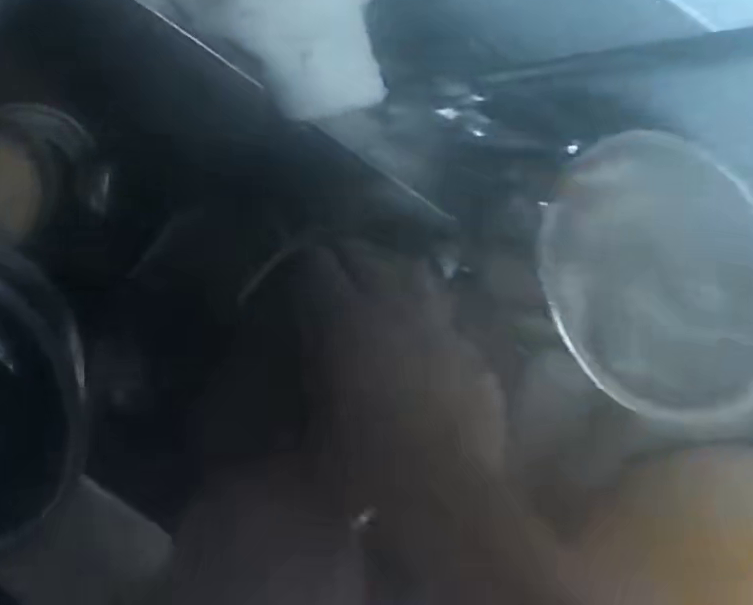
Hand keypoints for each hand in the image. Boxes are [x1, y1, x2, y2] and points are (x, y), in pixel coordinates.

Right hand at [300, 244, 504, 519]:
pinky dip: (429, 314)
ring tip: (377, 280)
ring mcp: (440, 329)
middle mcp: (391, 307)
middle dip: (342, 255)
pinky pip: (448, 318)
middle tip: (327, 264)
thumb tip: (277, 332)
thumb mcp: (302, 396)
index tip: (291, 270)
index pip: (316, 261)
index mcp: (342, 312)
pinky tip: (420, 331)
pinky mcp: (474, 358)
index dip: (301, 261)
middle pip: (364, 255)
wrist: (440, 498)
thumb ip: (294, 351)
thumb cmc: (352, 450)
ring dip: (390, 271)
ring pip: (414, 273)